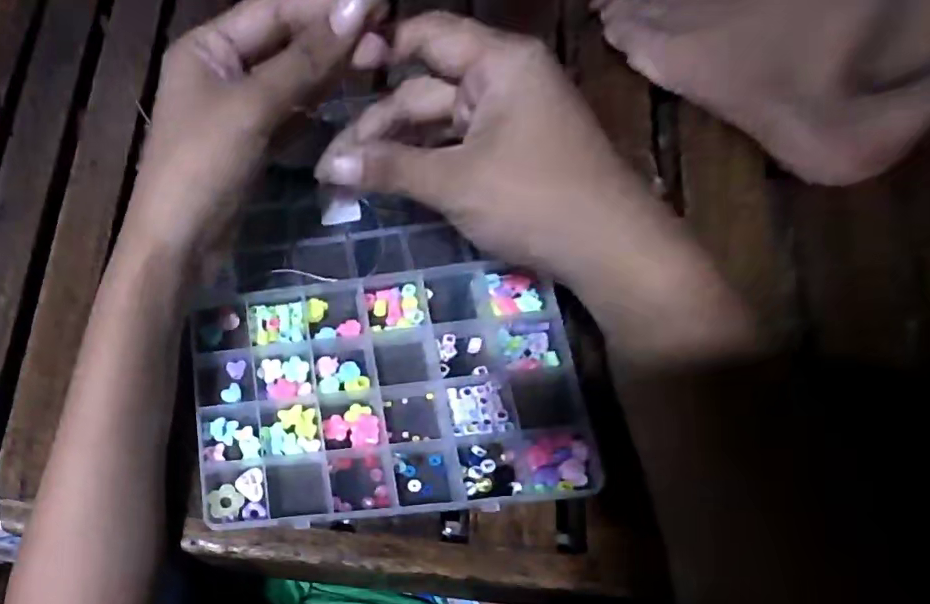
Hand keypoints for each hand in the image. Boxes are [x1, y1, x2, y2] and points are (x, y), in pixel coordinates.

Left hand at [124, 0, 387, 257]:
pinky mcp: (247, 151)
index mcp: (207, 47)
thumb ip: (304, 60)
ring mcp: (234, 115)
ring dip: (327, 74)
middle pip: (283, 44)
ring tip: (376, 62)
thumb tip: (357, 4)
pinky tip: (344, 102)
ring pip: (288, 83)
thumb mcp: (252, 107)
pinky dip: (312, 112)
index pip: (275, 8)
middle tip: (386, 39)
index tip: (377, 3)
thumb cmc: (202, 168)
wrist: (176, 248)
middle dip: (330, 40)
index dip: (326, 6)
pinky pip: (285, 119)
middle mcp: (220, 73)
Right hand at [315, 13, 663, 273]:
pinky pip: (454, 149)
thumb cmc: (531, 198)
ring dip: (395, 149)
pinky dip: (422, 164)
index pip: (430, 35)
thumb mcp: (455, 182)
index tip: (338, 70)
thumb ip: (391, 169)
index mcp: (498, 63)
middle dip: (377, 123)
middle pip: (426, 89)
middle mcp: (502, 80)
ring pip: (437, 124)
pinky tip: (389, 181)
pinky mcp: (506, 155)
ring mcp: (506, 120)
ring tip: (349, 176)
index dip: (383, 49)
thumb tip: (328, 166)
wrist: (601, 242)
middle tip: (330, 161)